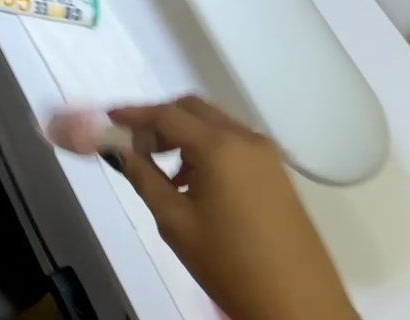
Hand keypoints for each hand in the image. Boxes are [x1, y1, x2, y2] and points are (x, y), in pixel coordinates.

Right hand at [104, 98, 356, 319]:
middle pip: (192, 109)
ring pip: (214, 124)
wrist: (301, 310)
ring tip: (163, 169)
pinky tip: (195, 182)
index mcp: (219, 147)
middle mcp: (245, 139)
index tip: (108, 118)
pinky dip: (207, 148)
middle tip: (135, 143)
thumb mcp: (175, 222)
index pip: (166, 114)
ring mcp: (267, 156)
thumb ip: (143, 176)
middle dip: (159, 119)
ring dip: (183, 133)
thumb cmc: (230, 264)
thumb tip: (121, 149)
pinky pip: (233, 143)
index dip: (133, 113)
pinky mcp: (278, 174)